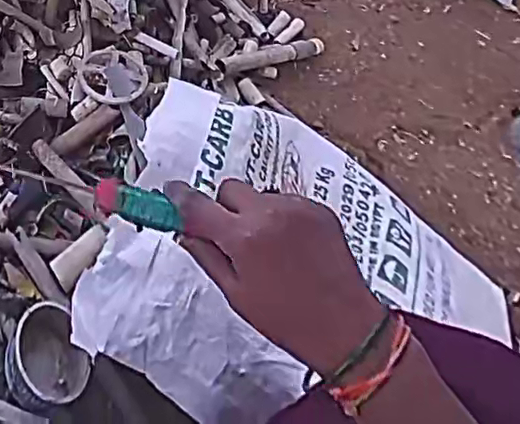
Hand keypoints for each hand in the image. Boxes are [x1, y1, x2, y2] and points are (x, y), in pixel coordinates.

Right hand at [164, 179, 386, 375]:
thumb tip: (186, 232)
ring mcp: (295, 207)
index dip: (178, 197)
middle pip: (227, 189)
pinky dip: (281, 215)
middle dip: (224, 207)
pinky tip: (292, 245)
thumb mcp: (237, 295)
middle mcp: (267, 213)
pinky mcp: (317, 207)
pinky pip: (284, 199)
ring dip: (253, 211)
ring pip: (256, 193)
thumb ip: (206, 256)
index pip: (197, 204)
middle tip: (233, 236)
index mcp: (243, 237)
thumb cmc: (289, 320)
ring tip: (269, 245)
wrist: (350, 331)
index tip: (170, 192)